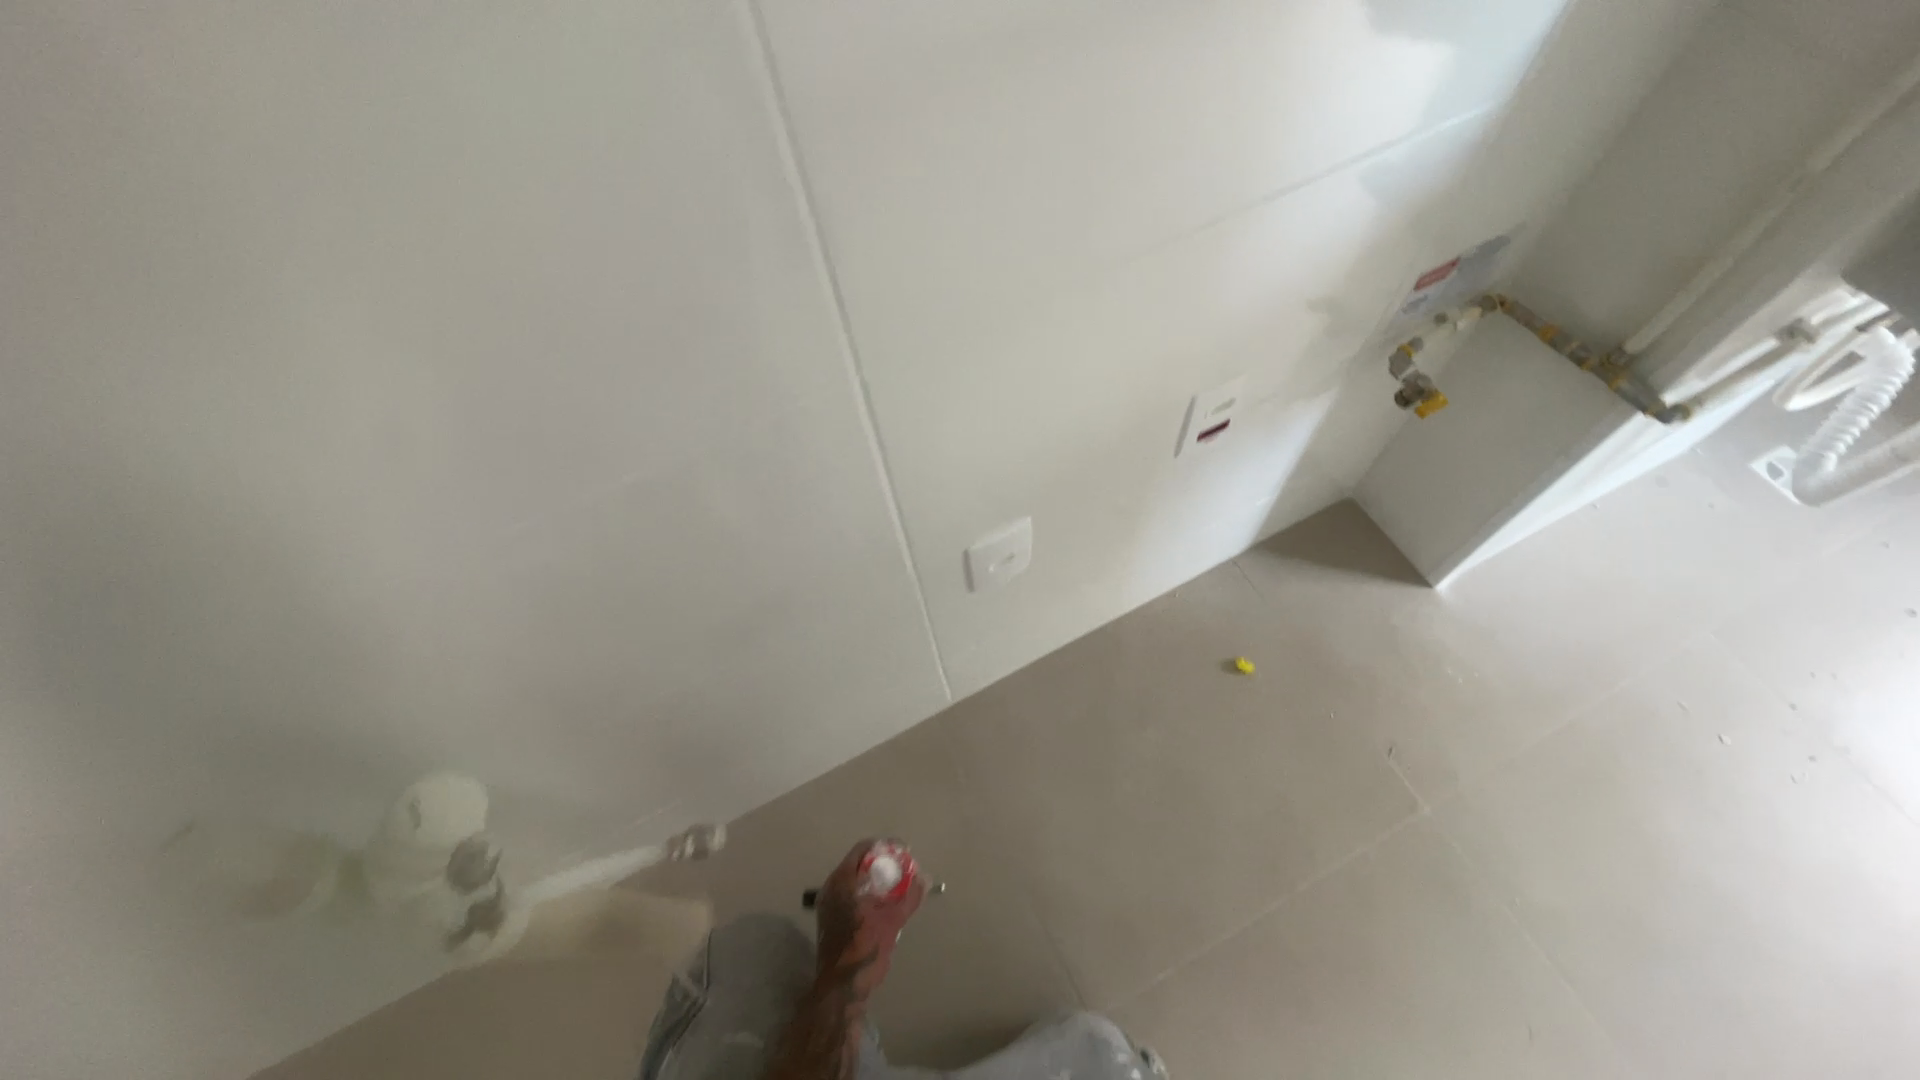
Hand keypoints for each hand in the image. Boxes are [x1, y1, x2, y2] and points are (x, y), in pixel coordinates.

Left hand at [812, 839, 925, 994]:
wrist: (842, 987)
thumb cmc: (866, 948)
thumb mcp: (893, 921)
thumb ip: (909, 896)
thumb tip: (924, 878)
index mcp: (842, 881)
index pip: (863, 849)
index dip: (885, 848)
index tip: (903, 854)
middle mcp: (831, 887)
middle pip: (858, 864)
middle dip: (881, 864)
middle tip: (903, 871)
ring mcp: (827, 904)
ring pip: (853, 880)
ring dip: (874, 880)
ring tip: (895, 889)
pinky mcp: (829, 919)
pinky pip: (849, 895)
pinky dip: (865, 893)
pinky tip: (881, 906)